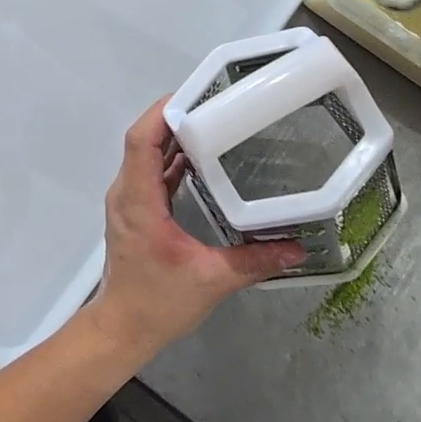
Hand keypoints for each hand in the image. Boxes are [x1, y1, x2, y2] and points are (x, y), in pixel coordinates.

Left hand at [84, 98, 304, 356]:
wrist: (123, 327)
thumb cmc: (157, 302)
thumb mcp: (210, 280)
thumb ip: (253, 262)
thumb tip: (297, 249)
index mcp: (138, 199)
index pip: (141, 140)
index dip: (162, 113)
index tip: (193, 94)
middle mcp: (127, 192)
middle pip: (143, 140)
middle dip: (175, 118)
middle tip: (214, 103)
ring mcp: (129, 201)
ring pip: (146, 156)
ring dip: (174, 138)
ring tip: (213, 122)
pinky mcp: (136, 212)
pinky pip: (151, 174)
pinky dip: (172, 161)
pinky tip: (202, 160)